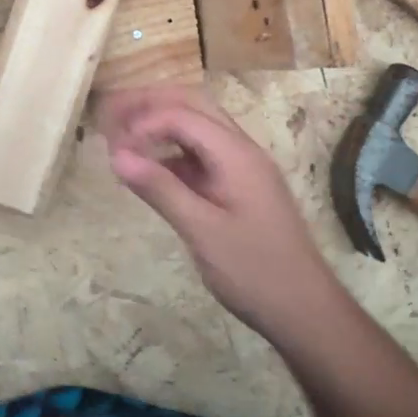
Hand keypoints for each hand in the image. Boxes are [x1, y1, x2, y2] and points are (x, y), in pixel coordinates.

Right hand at [98, 86, 332, 332]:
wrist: (306, 312)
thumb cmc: (255, 272)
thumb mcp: (202, 232)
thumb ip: (159, 189)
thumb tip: (116, 155)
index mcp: (236, 154)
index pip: (182, 115)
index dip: (143, 122)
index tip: (112, 147)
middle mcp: (241, 150)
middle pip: (192, 105)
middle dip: (150, 105)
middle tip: (111, 115)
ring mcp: (242, 168)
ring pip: (197, 126)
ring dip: (160, 124)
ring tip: (122, 137)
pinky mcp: (238, 187)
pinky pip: (200, 154)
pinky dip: (170, 152)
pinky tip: (148, 170)